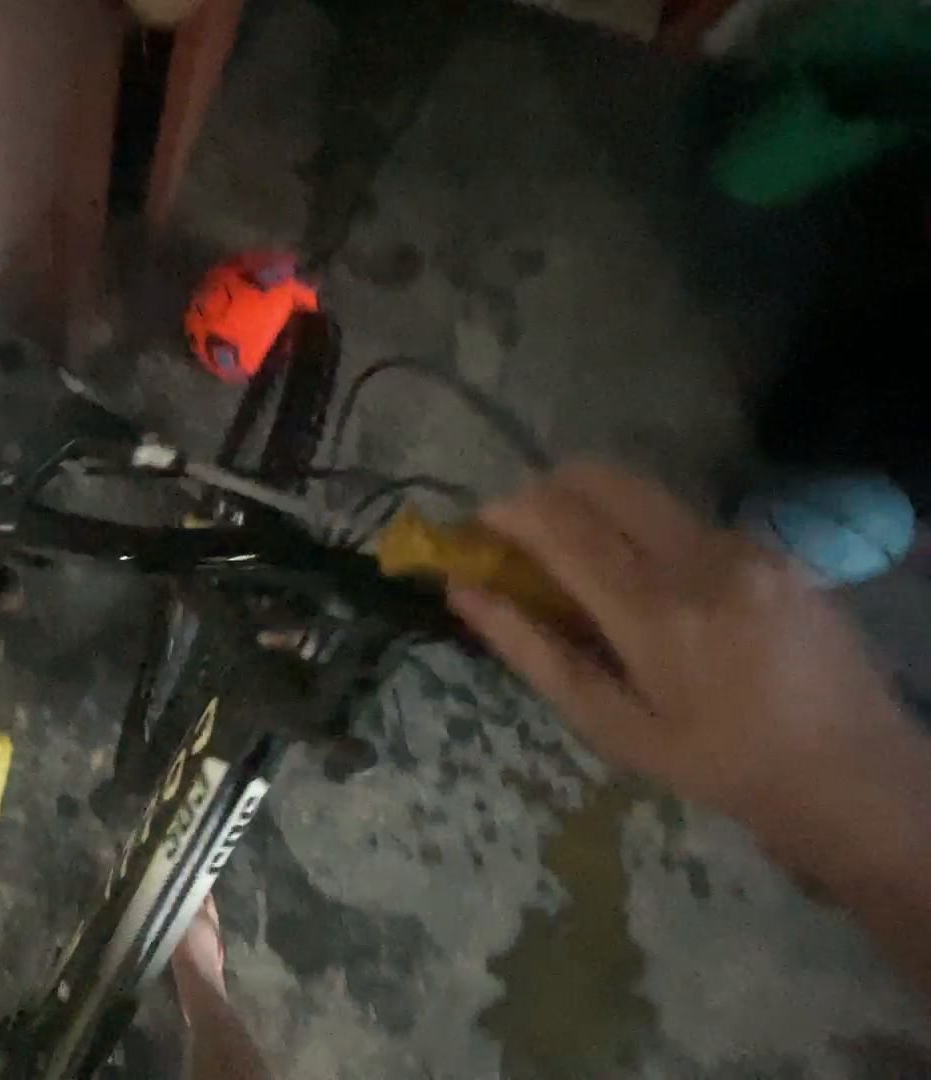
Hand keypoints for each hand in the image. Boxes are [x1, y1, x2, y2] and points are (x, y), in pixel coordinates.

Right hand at [449, 464, 919, 839]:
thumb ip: (527, 648)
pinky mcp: (775, 551)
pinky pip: (680, 517)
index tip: (474, 522)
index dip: (507, 511)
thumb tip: (460, 590)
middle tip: (519, 531)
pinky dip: (635, 530)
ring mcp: (750, 550)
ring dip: (589, 509)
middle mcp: (705, 563)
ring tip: (574, 556)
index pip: (563, 528)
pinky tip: (640, 580)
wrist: (857, 778)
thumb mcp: (602, 720)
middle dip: (543, 491)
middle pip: (603, 482)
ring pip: (641, 494)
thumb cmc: (709, 760)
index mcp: (655, 614)